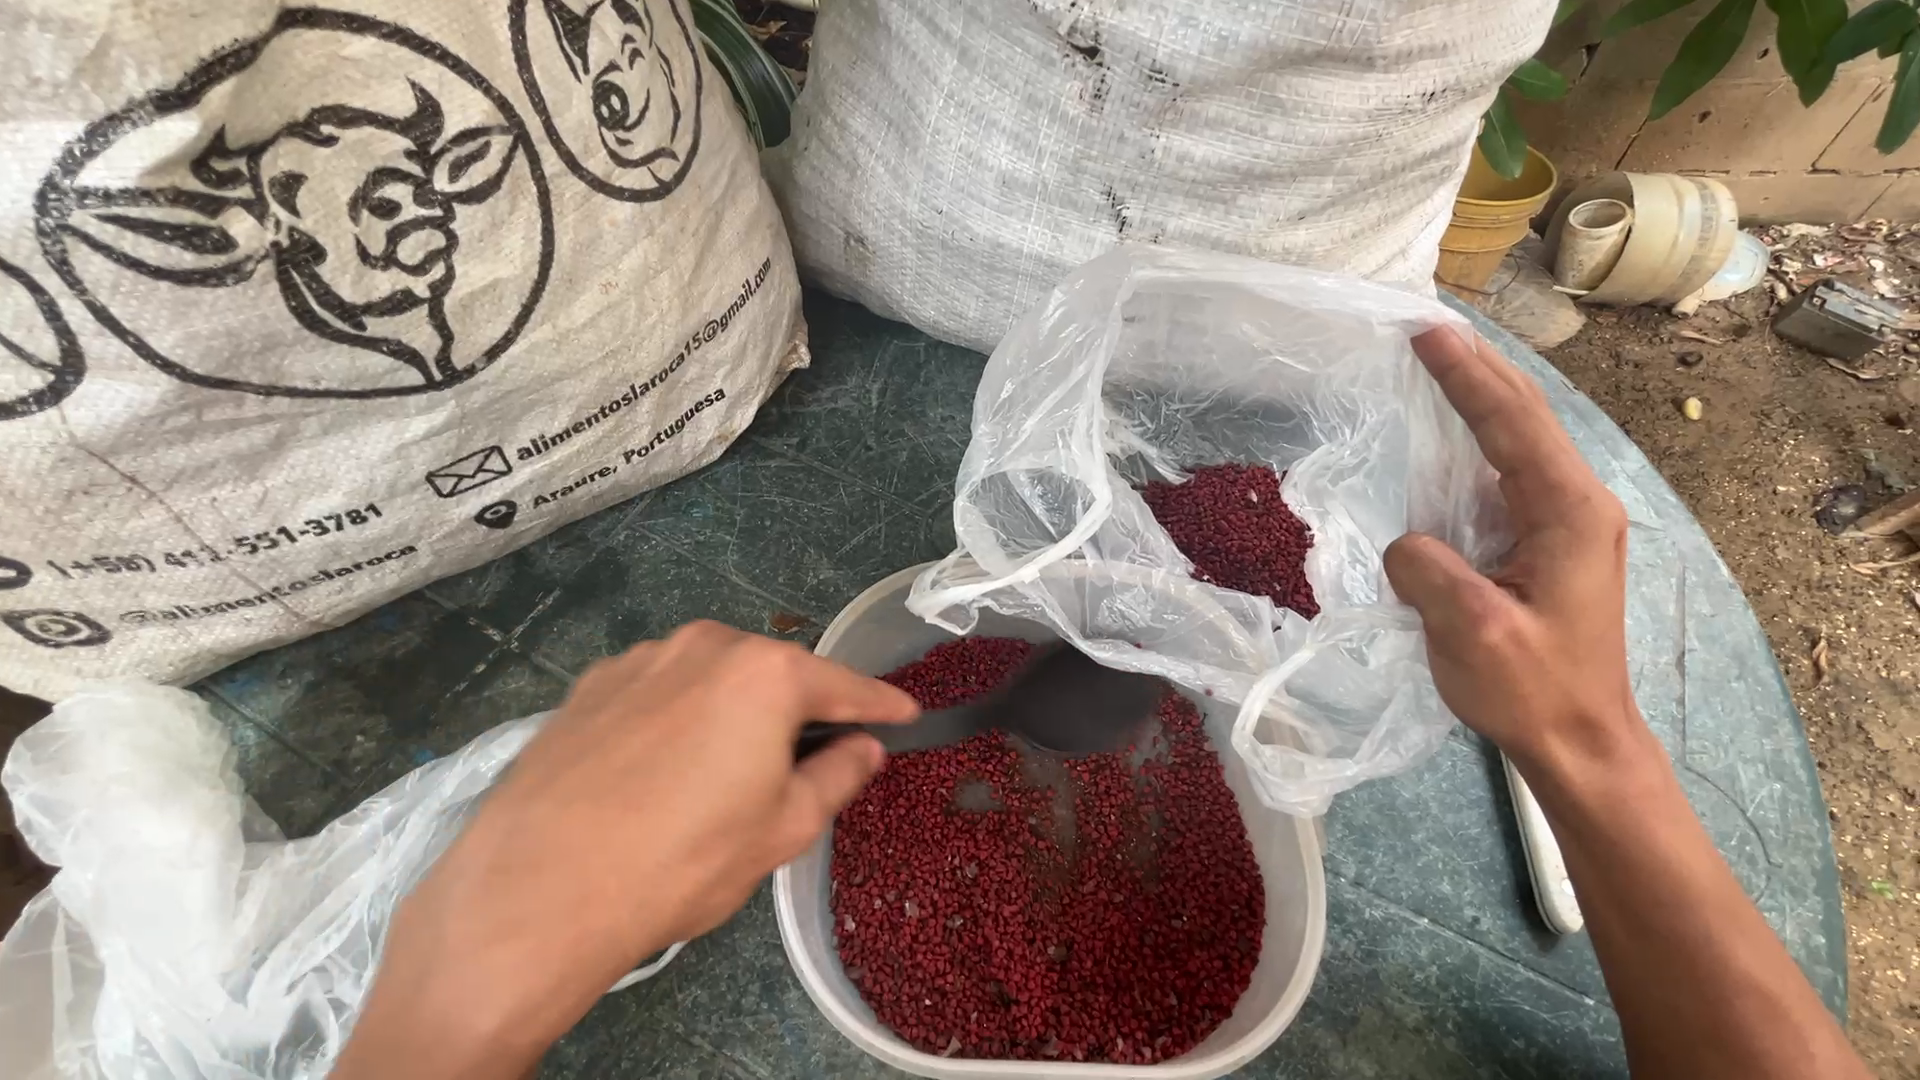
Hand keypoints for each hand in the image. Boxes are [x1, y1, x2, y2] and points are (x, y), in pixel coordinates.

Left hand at [332, 621, 917, 1079]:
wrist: (533, 891)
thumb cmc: (683, 859)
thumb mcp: (784, 827)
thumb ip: (839, 774)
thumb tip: (865, 746)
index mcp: (766, 673)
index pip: (844, 685)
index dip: (881, 703)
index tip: (906, 714)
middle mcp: (707, 644)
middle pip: (775, 675)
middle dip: (798, 711)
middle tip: (801, 763)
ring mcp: (642, 658)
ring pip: (713, 679)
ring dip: (733, 711)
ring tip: (717, 772)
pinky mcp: (590, 683)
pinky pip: (659, 690)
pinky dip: (678, 715)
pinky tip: (656, 767)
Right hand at [1384, 327, 1643, 781]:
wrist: (1580, 736)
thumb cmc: (1532, 687)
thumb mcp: (1472, 632)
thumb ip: (1430, 570)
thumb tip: (1405, 540)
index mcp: (1567, 513)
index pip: (1512, 425)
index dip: (1466, 377)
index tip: (1426, 334)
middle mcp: (1577, 503)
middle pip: (1527, 416)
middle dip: (1478, 368)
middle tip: (1428, 329)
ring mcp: (1565, 520)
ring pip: (1520, 438)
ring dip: (1481, 394)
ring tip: (1439, 360)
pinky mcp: (1546, 539)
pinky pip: (1507, 470)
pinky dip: (1478, 435)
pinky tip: (1452, 429)